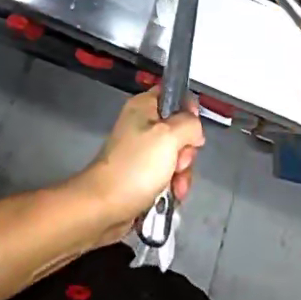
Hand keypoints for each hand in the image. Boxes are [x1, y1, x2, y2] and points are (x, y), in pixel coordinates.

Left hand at [62, 89, 205, 238]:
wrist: (106, 204)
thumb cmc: (136, 165)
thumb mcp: (168, 136)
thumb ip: (189, 124)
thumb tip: (195, 129)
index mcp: (144, 106)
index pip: (173, 95)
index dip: (188, 110)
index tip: (192, 129)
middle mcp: (143, 124)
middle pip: (180, 129)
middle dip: (186, 150)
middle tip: (178, 162)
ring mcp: (143, 150)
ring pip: (177, 155)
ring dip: (182, 172)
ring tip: (175, 186)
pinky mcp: (143, 173)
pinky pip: (168, 173)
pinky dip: (173, 184)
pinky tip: (173, 195)